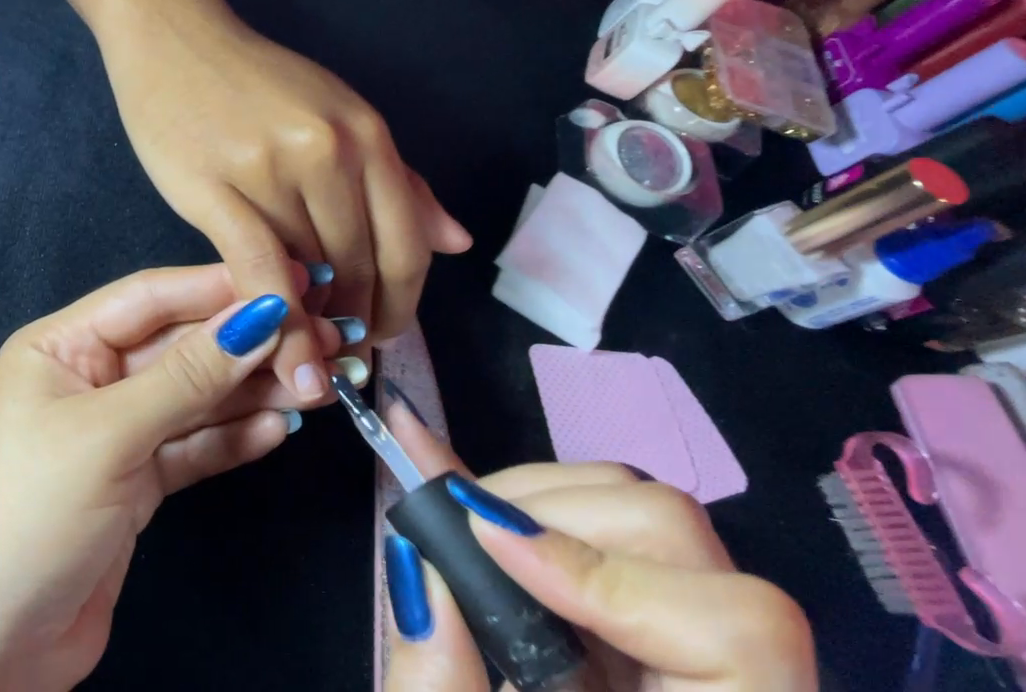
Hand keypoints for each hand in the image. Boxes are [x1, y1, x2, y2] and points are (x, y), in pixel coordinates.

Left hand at [0, 264, 334, 691]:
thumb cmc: (28, 514)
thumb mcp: (105, 436)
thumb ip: (185, 378)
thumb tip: (259, 317)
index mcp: (61, 345)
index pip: (151, 297)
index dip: (221, 287)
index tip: (293, 285)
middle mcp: (90, 378)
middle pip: (180, 345)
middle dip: (248, 343)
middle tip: (325, 345)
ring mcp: (116, 433)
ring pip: (195, 397)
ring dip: (253, 390)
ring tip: (319, 385)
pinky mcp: (135, 484)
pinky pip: (194, 447)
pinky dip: (234, 438)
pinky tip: (279, 429)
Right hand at [97, 5, 470, 401]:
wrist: (171, 39)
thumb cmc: (251, 81)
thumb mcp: (338, 115)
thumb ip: (399, 180)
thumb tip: (455, 241)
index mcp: (367, 135)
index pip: (406, 244)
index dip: (402, 304)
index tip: (382, 336)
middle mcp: (331, 151)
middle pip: (359, 265)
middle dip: (355, 321)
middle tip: (338, 354)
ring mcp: (273, 169)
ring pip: (308, 270)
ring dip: (312, 322)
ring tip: (303, 349)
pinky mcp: (215, 187)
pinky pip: (258, 264)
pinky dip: (273, 314)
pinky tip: (272, 348)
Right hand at [378, 400, 815, 691]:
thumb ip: (441, 686)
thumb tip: (415, 564)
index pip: (738, 630)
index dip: (608, 572)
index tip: (488, 544)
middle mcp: (740, 687)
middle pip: (679, 538)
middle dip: (549, 515)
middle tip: (454, 529)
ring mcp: (696, 650)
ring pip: (643, 515)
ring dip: (533, 503)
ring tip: (459, 534)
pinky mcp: (645, 622)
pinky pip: (601, 529)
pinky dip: (522, 505)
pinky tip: (450, 484)